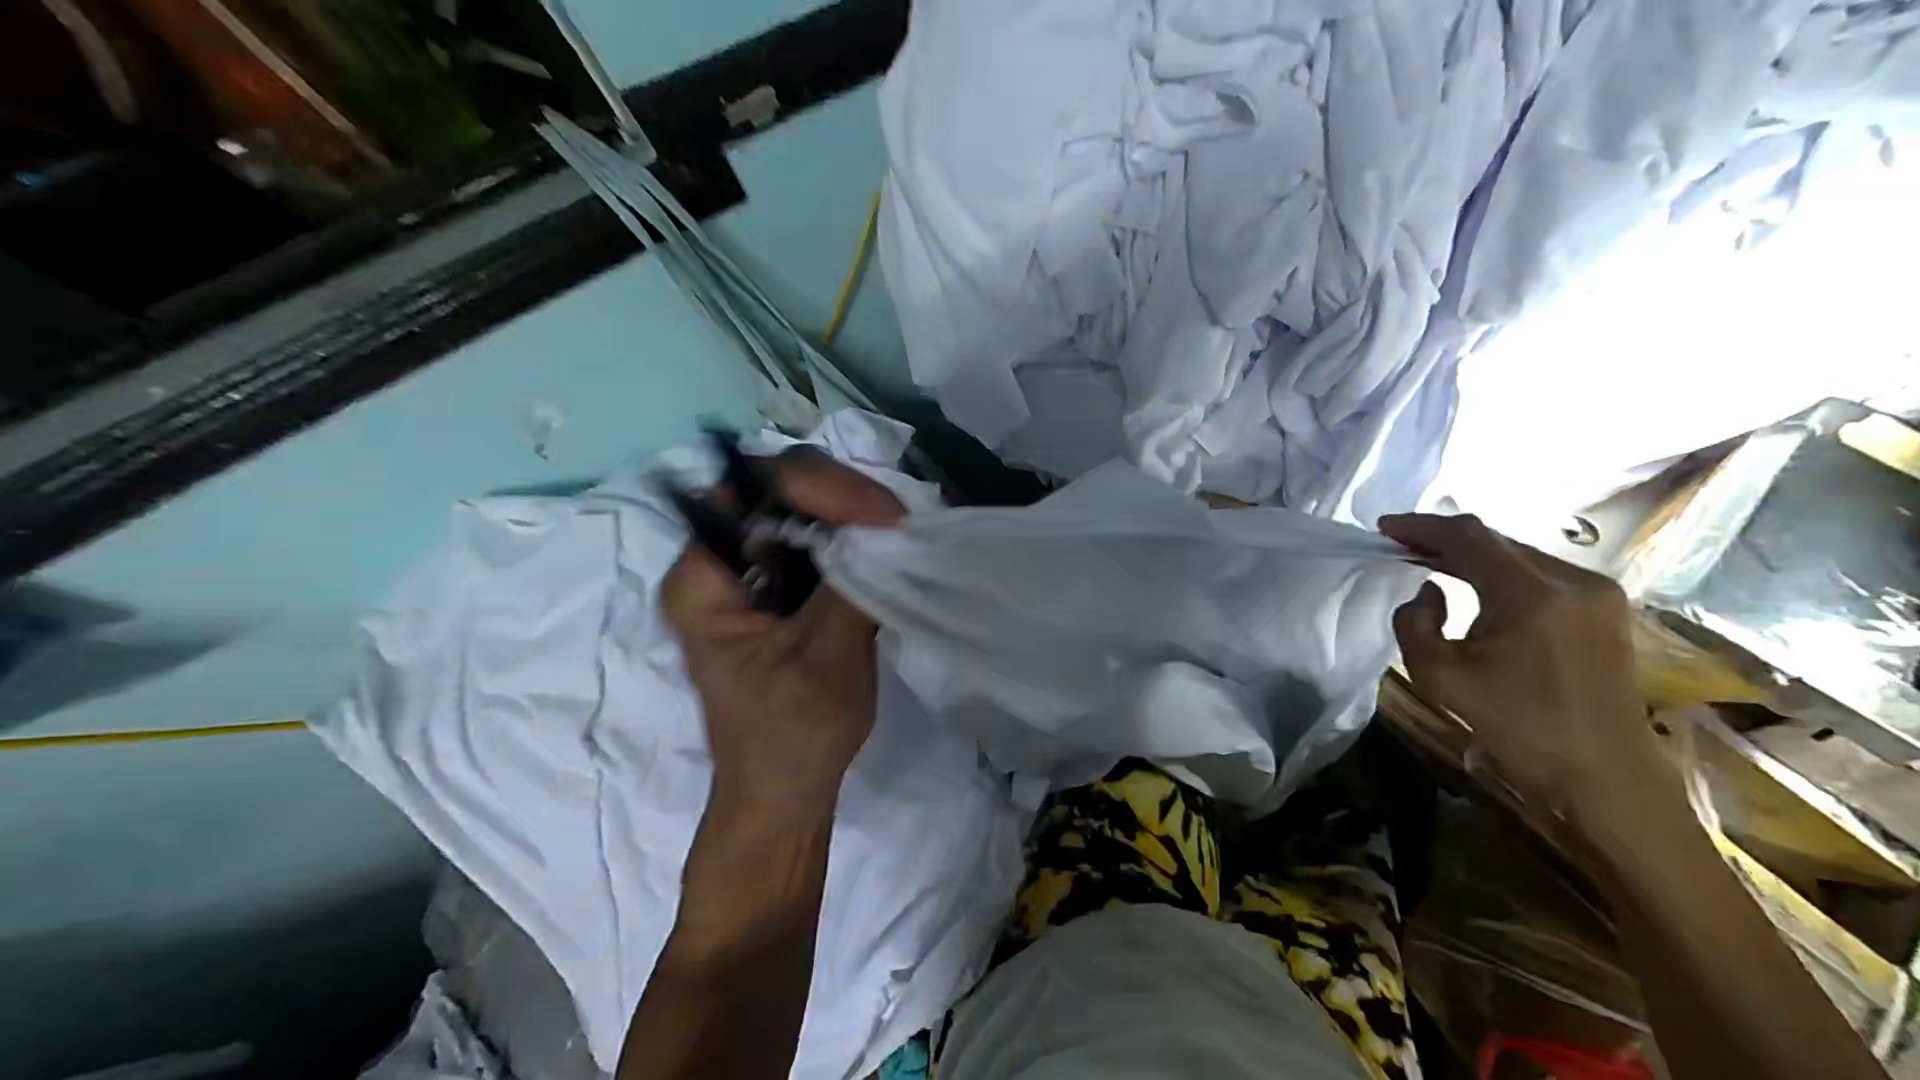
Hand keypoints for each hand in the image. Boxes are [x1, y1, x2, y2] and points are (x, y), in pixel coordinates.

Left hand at [661, 447, 905, 811]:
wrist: (785, 791)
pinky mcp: (778, 591)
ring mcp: (749, 575)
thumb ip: (851, 583)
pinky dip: (851, 540)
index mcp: (702, 578)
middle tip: (896, 520)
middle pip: (779, 493)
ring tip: (898, 529)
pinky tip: (885, 547)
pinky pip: (815, 544)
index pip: (757, 492)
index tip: (881, 516)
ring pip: (802, 513)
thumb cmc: (792, 734)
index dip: (822, 488)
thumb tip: (889, 528)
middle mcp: (717, 563)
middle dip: (841, 497)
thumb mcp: (827, 655)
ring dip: (851, 515)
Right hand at [1378, 513, 1654, 816]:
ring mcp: (1598, 592)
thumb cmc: (1517, 728)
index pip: (1468, 537)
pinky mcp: (1606, 608)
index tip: (1383, 529)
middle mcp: (1573, 581)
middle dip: (1443, 539)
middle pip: (1495, 540)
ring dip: (1471, 554)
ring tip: (1430, 562)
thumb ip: (1414, 623)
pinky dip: (1499, 570)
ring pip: (1518, 553)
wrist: (1604, 776)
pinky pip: (1540, 572)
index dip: (1421, 527)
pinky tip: (1475, 584)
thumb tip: (1429, 593)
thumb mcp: (1438, 677)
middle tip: (1400, 546)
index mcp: (1532, 595)